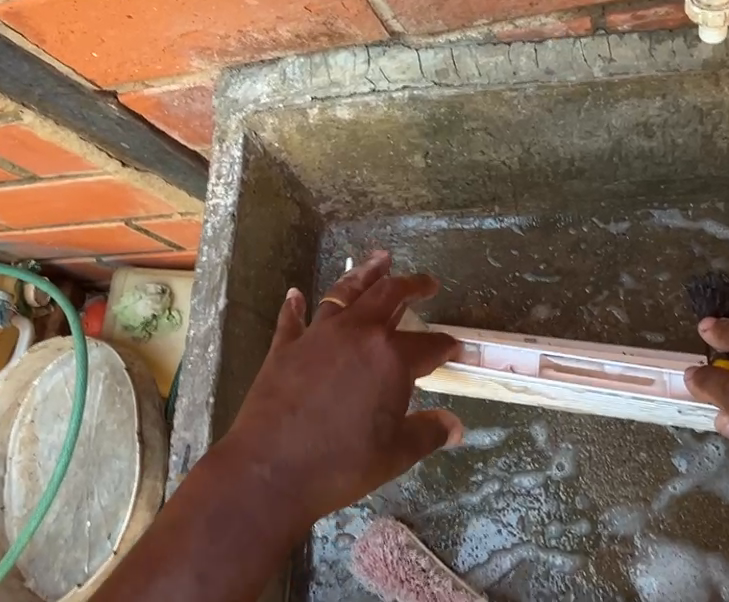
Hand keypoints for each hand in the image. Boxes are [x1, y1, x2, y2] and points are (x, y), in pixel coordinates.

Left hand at [206, 251, 463, 533]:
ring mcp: (319, 334)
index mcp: (390, 357)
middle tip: (427, 282)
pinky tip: (295, 293)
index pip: (429, 345)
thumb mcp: (395, 454)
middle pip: (389, 296)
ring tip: (380, 259)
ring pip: (345, 292)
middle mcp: (357, 333)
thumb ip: (428, 434)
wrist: (271, 469)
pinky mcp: (286, 345)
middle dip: (412, 285)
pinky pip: (293, 318)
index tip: (456, 347)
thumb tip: (456, 428)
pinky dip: (295, 305)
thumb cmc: (341, 465)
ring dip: (364, 274)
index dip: (446, 346)